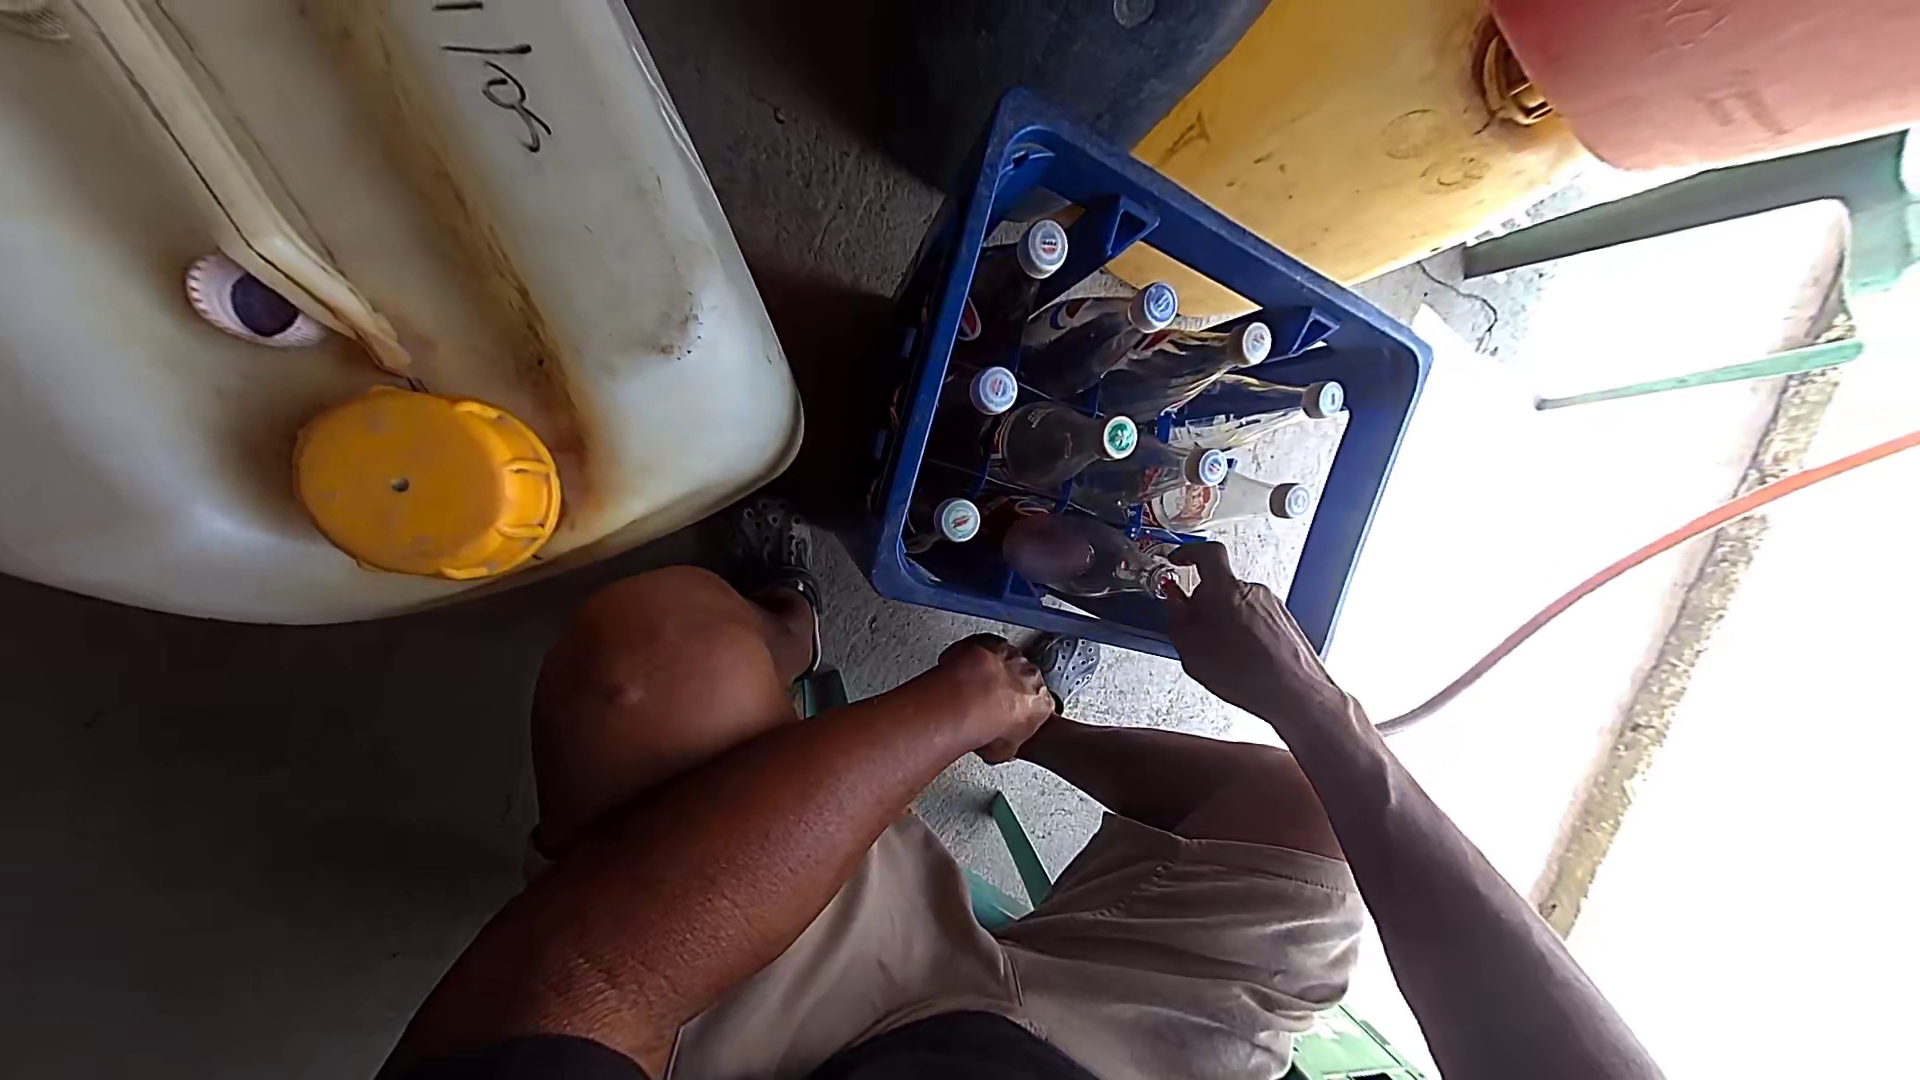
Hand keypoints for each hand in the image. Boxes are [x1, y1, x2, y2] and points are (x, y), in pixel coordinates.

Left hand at [935, 634, 1055, 763]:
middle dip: (1006, 685)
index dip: (1022, 708)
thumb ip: (1007, 743)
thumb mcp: (1004, 750)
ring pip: (1002, 659)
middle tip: (984, 700)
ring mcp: (1010, 656)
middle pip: (1021, 677)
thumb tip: (995, 745)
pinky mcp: (988, 642)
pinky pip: (981, 645)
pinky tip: (957, 667)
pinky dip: (970, 653)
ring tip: (967, 685)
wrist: (973, 702)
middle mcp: (1031, 674)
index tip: (1007, 715)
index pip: (1039, 704)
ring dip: (989, 668)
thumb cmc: (990, 725)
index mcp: (1041, 701)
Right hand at [1162, 543, 1356, 733]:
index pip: (1206, 552)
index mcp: (1224, 590)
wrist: (1296, 694)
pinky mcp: (1283, 619)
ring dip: (1223, 619)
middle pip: (1218, 583)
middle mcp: (1251, 590)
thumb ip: (1176, 618)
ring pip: (1235, 601)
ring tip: (1219, 651)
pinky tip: (1239, 657)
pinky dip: (1241, 629)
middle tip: (1193, 627)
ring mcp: (1270, 604)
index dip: (1188, 552)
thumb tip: (1173, 603)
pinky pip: (1253, 615)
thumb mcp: (1191, 649)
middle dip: (1202, 602)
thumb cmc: (1247, 674)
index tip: (1178, 559)